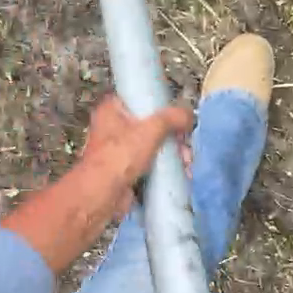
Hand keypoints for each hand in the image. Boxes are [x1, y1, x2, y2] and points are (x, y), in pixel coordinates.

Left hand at [72, 97, 193, 216]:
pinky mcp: (126, 170)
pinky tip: (181, 172)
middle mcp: (113, 127)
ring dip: (173, 153)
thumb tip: (190, 115)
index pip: (139, 97)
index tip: (177, 116)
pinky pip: (151, 163)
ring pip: (154, 145)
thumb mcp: (151, 129)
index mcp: (112, 110)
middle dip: (173, 136)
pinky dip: (165, 167)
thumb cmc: (121, 156)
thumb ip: (172, 118)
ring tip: (186, 163)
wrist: (102, 195)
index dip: (161, 105)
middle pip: (152, 124)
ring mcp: (120, 150)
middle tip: (185, 145)